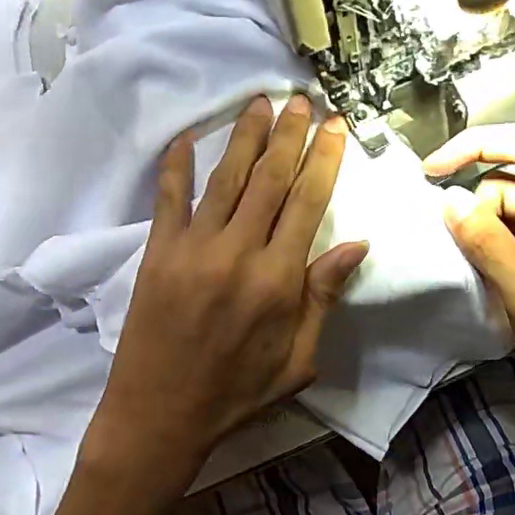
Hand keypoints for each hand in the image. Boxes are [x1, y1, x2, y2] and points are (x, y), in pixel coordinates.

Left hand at [84, 94, 368, 505]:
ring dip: (244, 138)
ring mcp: (193, 249)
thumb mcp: (298, 360)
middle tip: (300, 99)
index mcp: (278, 281)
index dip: (323, 160)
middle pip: (269, 179)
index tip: (334, 126)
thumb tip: (357, 245)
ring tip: (259, 103)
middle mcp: (238, 253)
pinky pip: (169, 199)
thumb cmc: (237, 394)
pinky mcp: (158, 253)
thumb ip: (323, 298)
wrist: (159, 415)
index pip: (307, 203)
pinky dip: (176, 166)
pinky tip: (185, 137)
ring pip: (226, 179)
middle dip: (288, 135)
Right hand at [423, 122, 514, 417]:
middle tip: (454, 240)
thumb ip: (487, 242)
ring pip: (514, 202)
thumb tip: (448, 199)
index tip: (433, 170)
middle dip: (478, 198)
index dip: (478, 145)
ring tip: (471, 262)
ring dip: (484, 224)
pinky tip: (481, 264)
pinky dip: (494, 239)